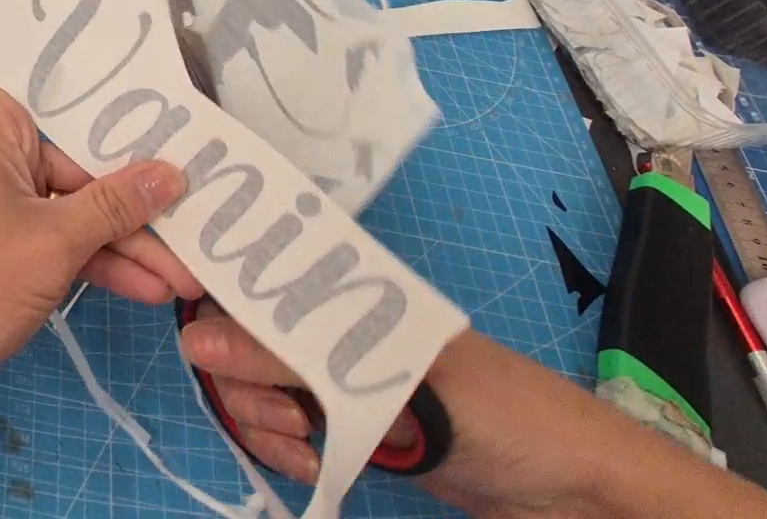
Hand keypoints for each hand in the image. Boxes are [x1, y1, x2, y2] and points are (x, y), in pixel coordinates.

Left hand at [0, 85, 199, 441]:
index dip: (117, 100)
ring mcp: (7, 200)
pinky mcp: (11, 239)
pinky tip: (151, 288)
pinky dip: (100, 260)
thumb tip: (172, 173)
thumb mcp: (55, 240)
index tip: (174, 108)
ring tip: (190, 274)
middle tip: (204, 216)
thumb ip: (116, 205)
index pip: (65, 95)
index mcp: (1, 131)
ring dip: (129, 241)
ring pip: (80, 206)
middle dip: (140, 198)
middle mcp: (3, 155)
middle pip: (83, 160)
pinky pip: (64, 237)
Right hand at [180, 303, 666, 518]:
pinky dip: (277, 447)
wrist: (574, 493)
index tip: (200, 338)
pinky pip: (272, 425)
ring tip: (304, 443)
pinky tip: (310, 464)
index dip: (206, 294)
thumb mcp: (382, 377)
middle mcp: (313, 322)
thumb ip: (283, 359)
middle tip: (288, 415)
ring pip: (243, 383)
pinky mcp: (333, 420)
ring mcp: (322, 372)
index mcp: (327, 287)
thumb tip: (192, 343)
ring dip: (258, 419)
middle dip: (239, 379)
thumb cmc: (490, 407)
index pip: (239, 272)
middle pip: (227, 335)